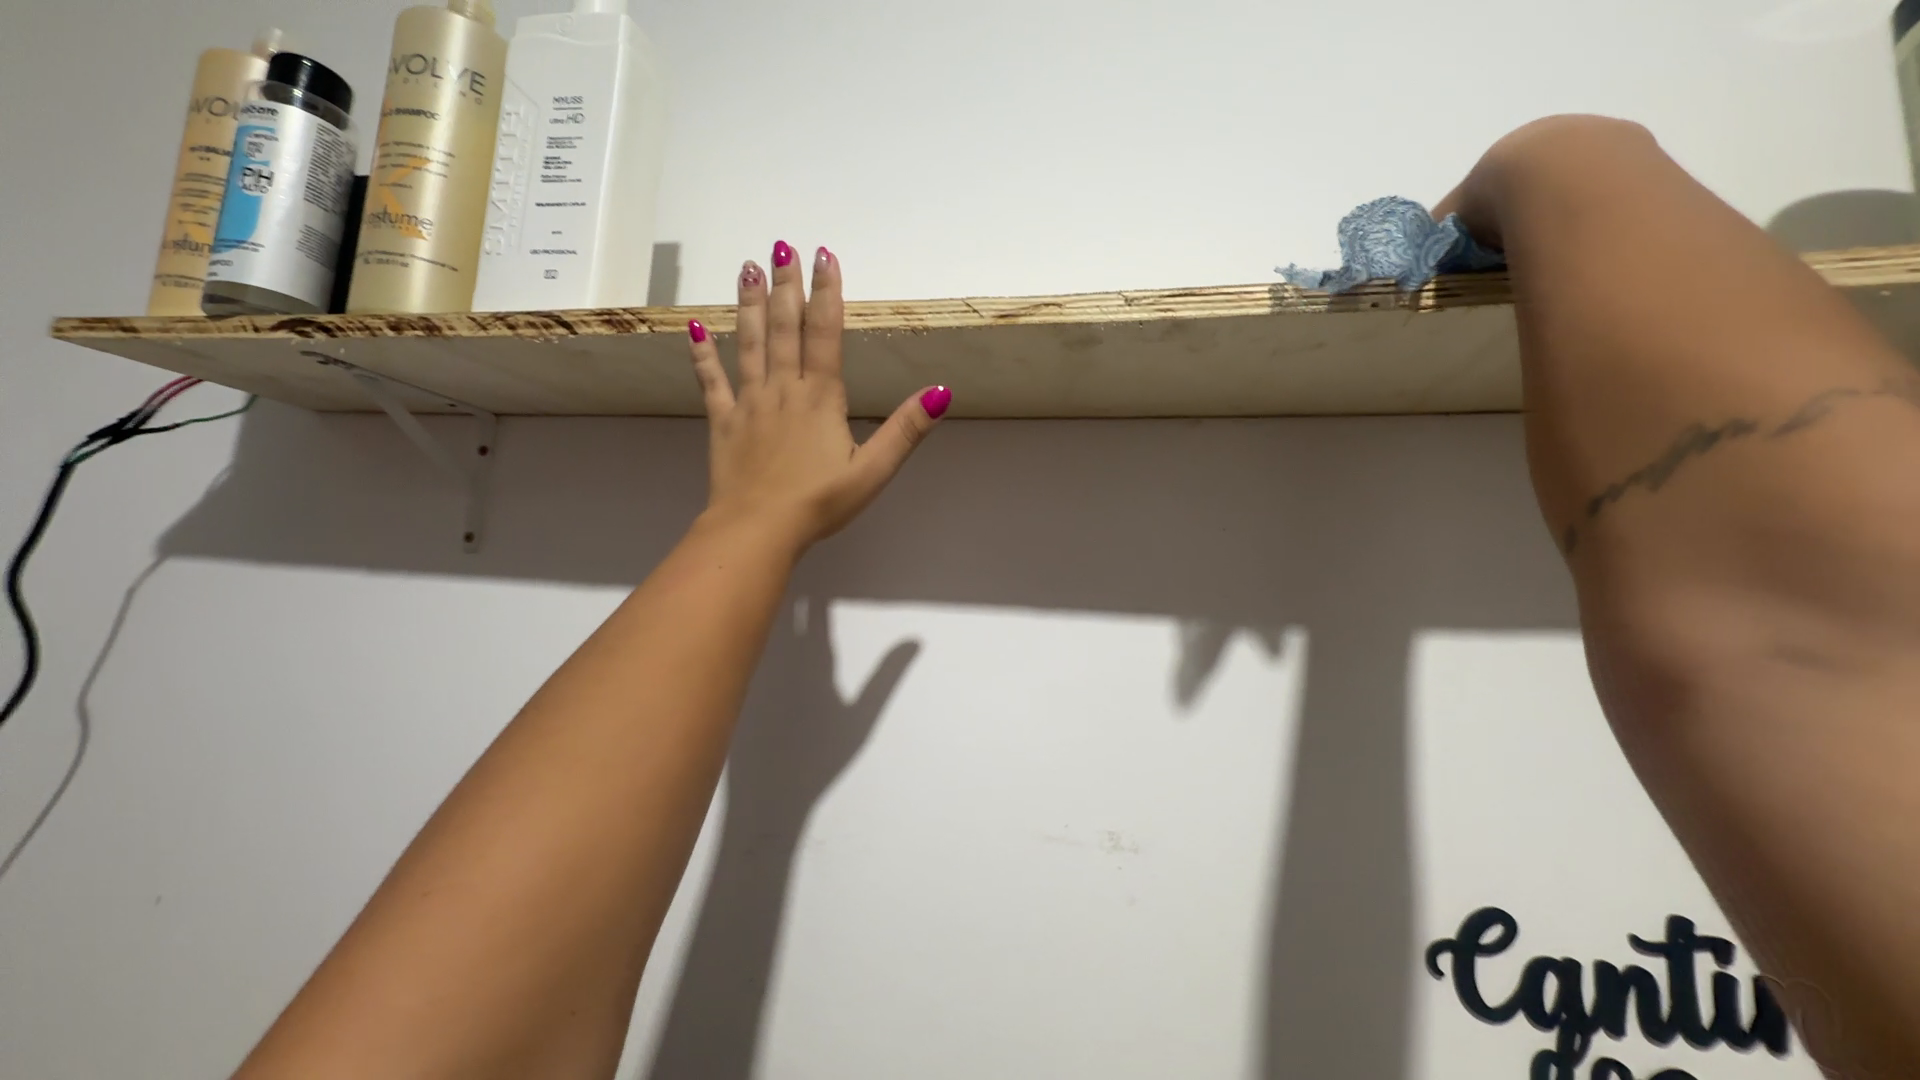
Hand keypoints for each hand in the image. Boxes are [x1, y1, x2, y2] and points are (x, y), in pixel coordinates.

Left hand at [687, 242, 949, 553]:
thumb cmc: (819, 502)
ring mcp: (749, 403)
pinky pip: (712, 381)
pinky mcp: (723, 422)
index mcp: (820, 397)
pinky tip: (696, 327)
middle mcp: (783, 389)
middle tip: (782, 247)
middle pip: (785, 328)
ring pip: (749, 344)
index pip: (825, 333)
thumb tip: (941, 391)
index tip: (825, 256)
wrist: (758, 529)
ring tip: (748, 268)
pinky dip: (703, 353)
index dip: (828, 293)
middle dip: (786, 286)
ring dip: (749, 305)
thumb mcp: (873, 470)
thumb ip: (905, 429)